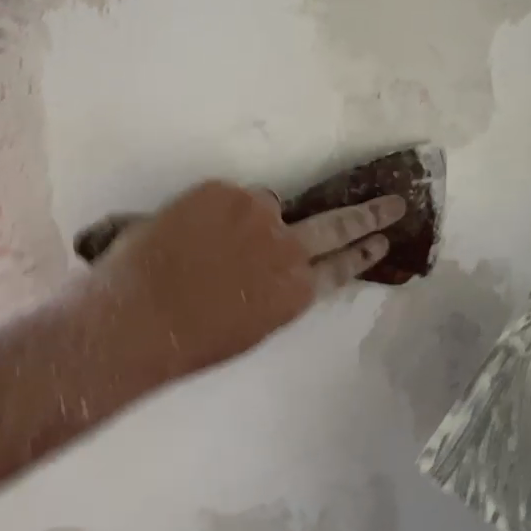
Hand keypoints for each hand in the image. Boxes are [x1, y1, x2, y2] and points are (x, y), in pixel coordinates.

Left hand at [95, 180, 407, 373]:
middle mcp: (288, 249)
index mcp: (296, 291)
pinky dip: (215, 210)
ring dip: (250, 218)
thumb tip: (268, 268)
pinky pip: (229, 196)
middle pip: (338, 225)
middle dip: (369, 215)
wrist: (136, 317)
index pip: (342, 265)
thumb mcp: (248, 325)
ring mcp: (258, 215)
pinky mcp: (224, 192)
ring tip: (210, 241)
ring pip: (266, 204)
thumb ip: (272, 292)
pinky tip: (188, 233)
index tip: (383, 239)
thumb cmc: (188, 339)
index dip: (363, 252)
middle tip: (394, 204)